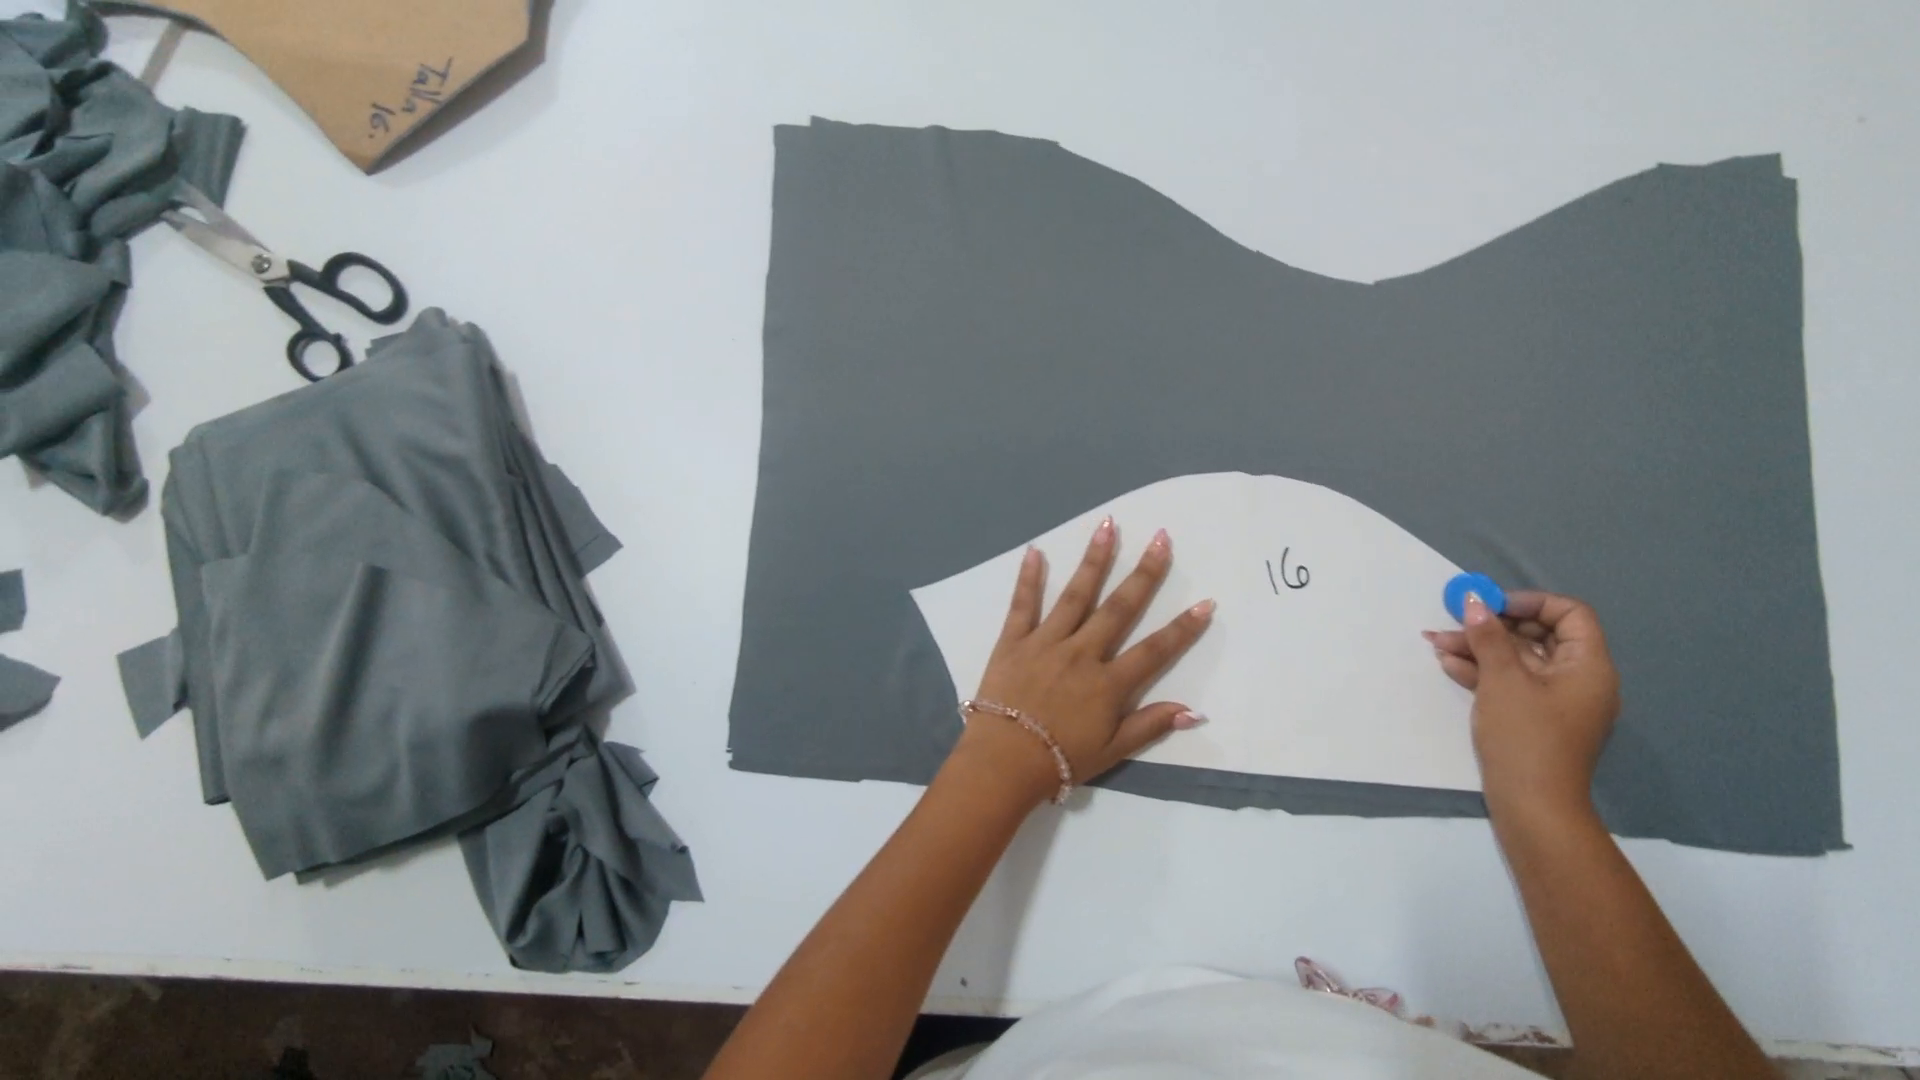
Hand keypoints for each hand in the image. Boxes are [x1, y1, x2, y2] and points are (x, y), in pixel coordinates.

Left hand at [961, 517, 1214, 802]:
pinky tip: (1035, 551)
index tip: (1207, 603)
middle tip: (1161, 539)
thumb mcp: (1112, 750)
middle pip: (1118, 608)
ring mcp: (1046, 643)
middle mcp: (1081, 653)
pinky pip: (1022, 605)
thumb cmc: (1060, 760)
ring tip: (1108, 526)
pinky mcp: (1013, 641)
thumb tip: (1194, 711)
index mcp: (1108, 683)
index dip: (1183, 629)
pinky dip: (1028, 578)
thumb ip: (1150, 725)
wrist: (1003, 762)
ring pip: (1075, 595)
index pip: (1154, 650)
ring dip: (1093, 560)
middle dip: (1144, 573)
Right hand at [1424, 590, 1620, 822]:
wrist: (1532, 804)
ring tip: (1436, 643)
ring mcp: (1555, 700)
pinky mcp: (1533, 717)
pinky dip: (1482, 671)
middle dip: (1493, 626)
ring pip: (1518, 659)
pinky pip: (1510, 682)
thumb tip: (1474, 601)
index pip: (1570, 614)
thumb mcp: (1503, 680)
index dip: (1530, 602)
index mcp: (1588, 666)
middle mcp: (1577, 679)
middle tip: (1454, 622)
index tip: (1491, 605)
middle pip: (1538, 635)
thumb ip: (1489, 637)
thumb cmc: (1526, 736)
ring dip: (1479, 648)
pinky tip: (1448, 664)